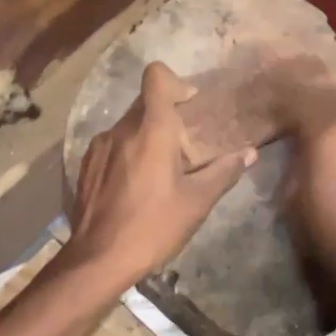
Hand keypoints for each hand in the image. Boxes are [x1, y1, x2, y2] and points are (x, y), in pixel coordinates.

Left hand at [66, 62, 255, 292]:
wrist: (98, 259)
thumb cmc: (153, 227)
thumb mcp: (196, 202)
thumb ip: (223, 172)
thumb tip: (249, 153)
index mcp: (151, 129)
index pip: (156, 76)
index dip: (175, 82)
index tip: (189, 106)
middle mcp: (122, 128)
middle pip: (145, 102)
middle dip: (166, 116)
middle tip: (184, 148)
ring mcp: (99, 145)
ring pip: (127, 125)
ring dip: (146, 137)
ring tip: (160, 172)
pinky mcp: (86, 164)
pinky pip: (112, 145)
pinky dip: (127, 153)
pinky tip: (135, 186)